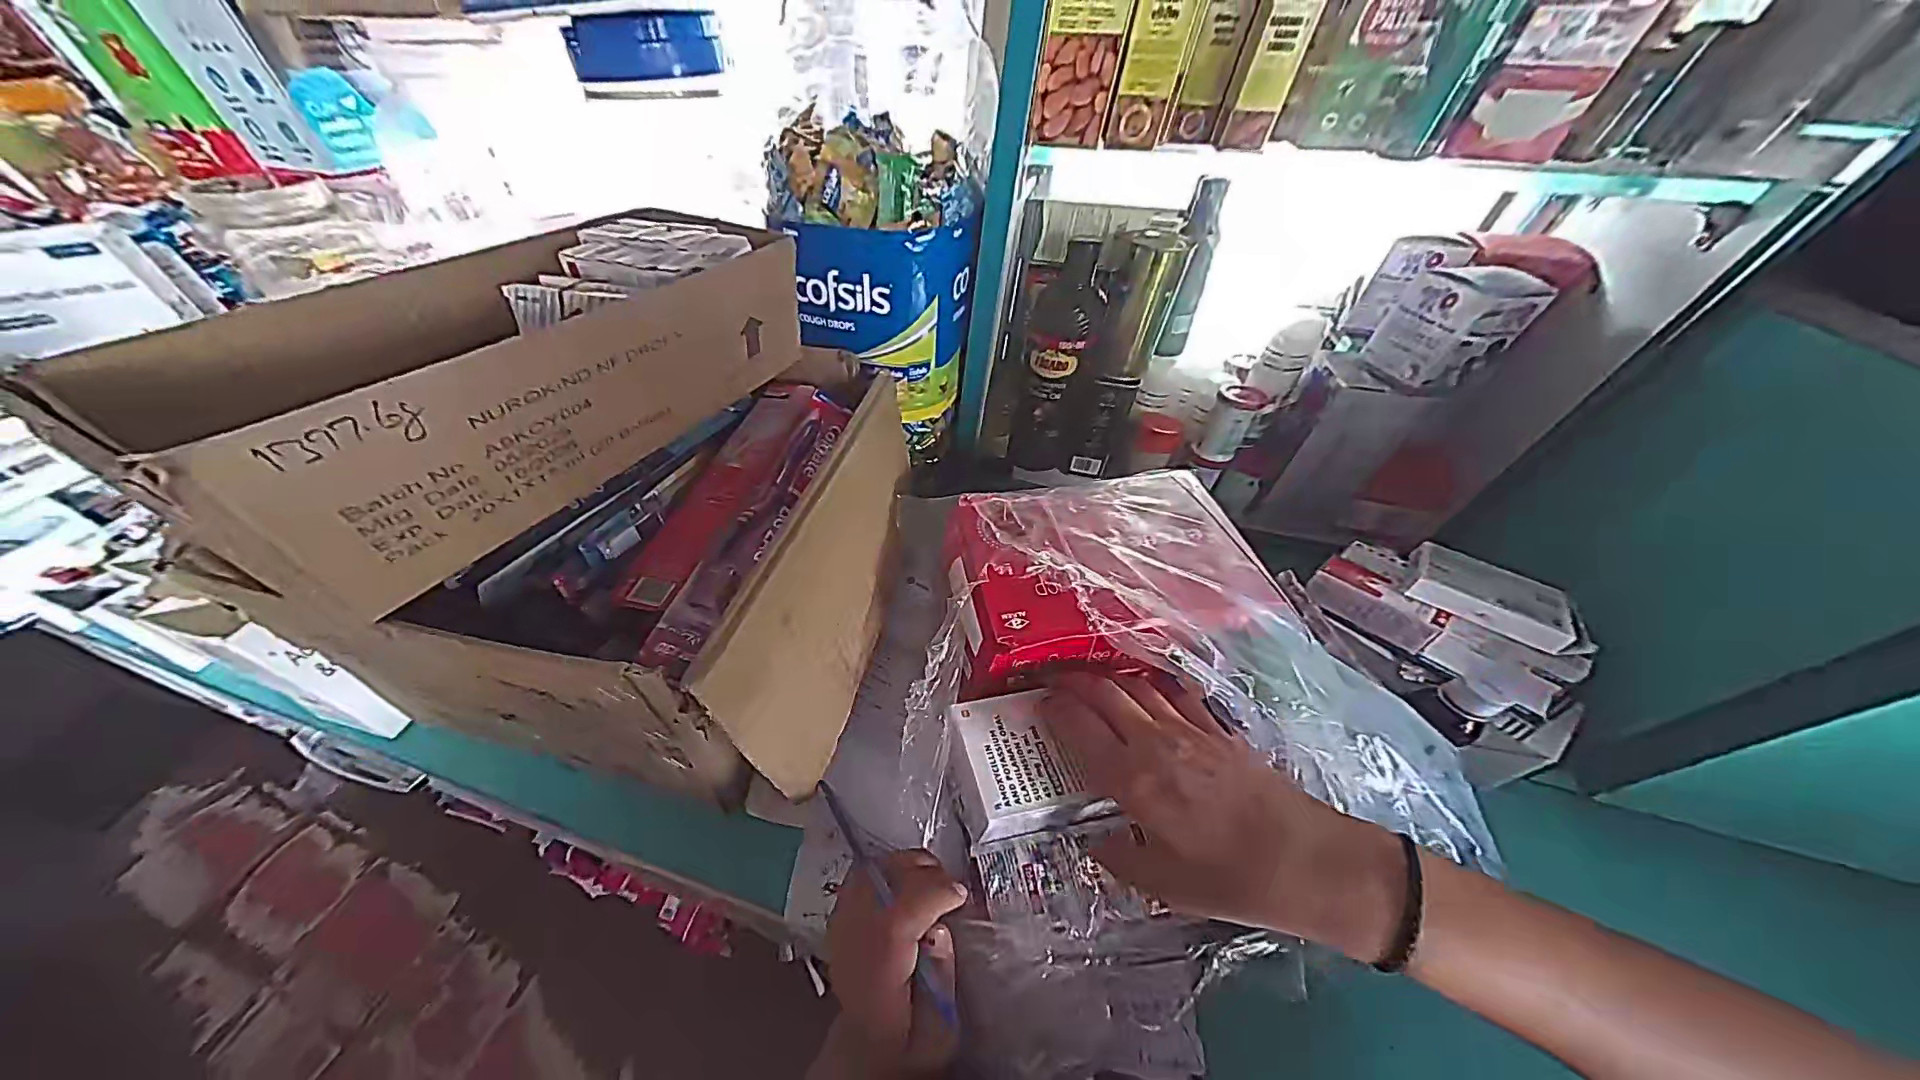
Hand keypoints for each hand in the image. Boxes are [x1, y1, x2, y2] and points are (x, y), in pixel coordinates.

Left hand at [818, 849, 965, 1078]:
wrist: (865, 1049)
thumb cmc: (905, 1044)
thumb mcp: (937, 1032)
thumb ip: (942, 981)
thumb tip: (939, 931)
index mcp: (875, 978)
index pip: (894, 918)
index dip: (931, 893)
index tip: (958, 897)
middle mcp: (850, 944)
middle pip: (880, 883)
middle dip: (924, 874)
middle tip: (951, 890)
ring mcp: (839, 925)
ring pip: (870, 871)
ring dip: (907, 866)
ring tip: (933, 883)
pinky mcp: (839, 915)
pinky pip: (862, 874)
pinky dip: (889, 868)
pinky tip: (908, 882)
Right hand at [1040, 671, 1405, 963]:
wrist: (1311, 861)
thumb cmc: (1231, 880)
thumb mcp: (1164, 885)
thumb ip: (1118, 858)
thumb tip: (1095, 840)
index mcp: (1133, 781)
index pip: (1079, 729)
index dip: (1054, 709)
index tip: (1036, 701)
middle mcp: (1155, 743)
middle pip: (1104, 693)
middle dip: (1073, 680)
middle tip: (1052, 679)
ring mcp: (1190, 730)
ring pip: (1137, 687)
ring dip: (1108, 677)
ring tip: (1090, 679)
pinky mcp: (1219, 729)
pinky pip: (1176, 695)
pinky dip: (1153, 685)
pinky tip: (1148, 688)